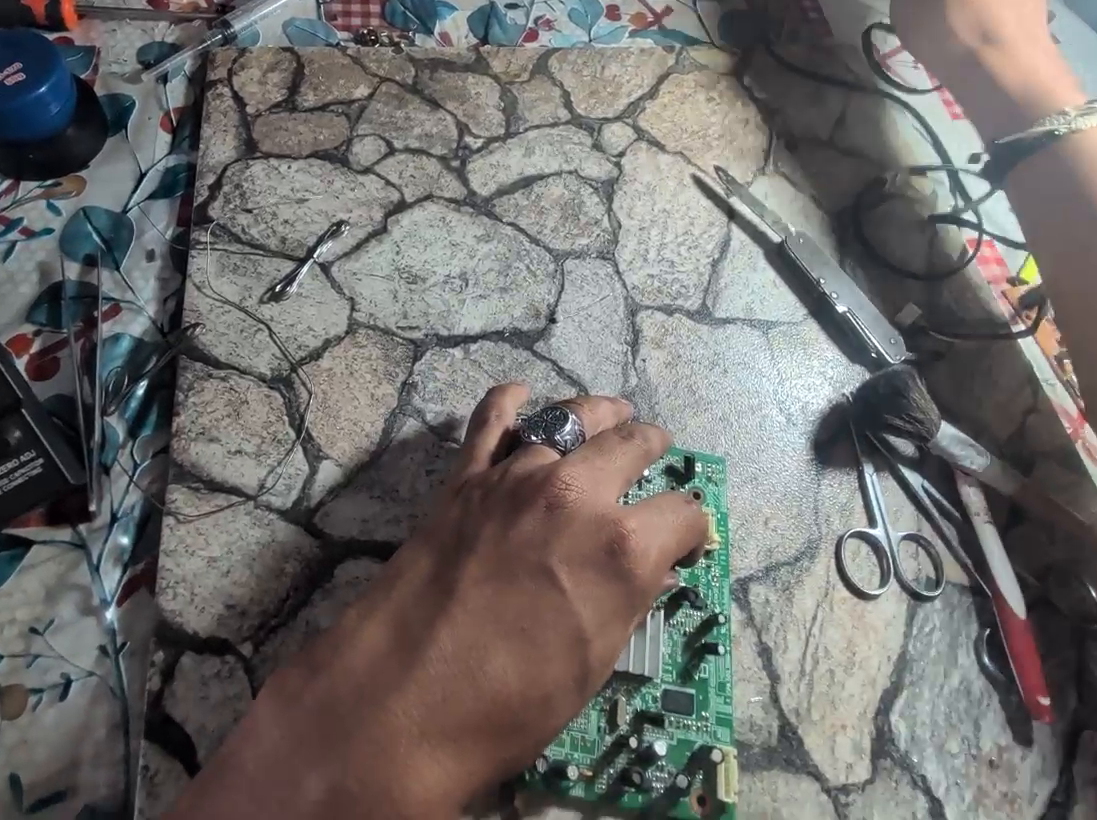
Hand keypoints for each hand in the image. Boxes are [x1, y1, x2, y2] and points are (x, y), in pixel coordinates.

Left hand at [170, 386, 708, 818]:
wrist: (405, 695)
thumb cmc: (512, 701)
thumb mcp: (595, 661)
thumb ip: (629, 597)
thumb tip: (650, 566)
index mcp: (623, 548)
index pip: (683, 513)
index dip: (690, 527)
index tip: (685, 535)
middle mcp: (577, 494)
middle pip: (632, 443)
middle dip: (652, 446)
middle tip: (655, 449)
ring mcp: (517, 475)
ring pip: (570, 416)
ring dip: (599, 414)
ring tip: (611, 413)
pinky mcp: (467, 473)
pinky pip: (492, 417)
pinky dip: (510, 400)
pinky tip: (522, 395)